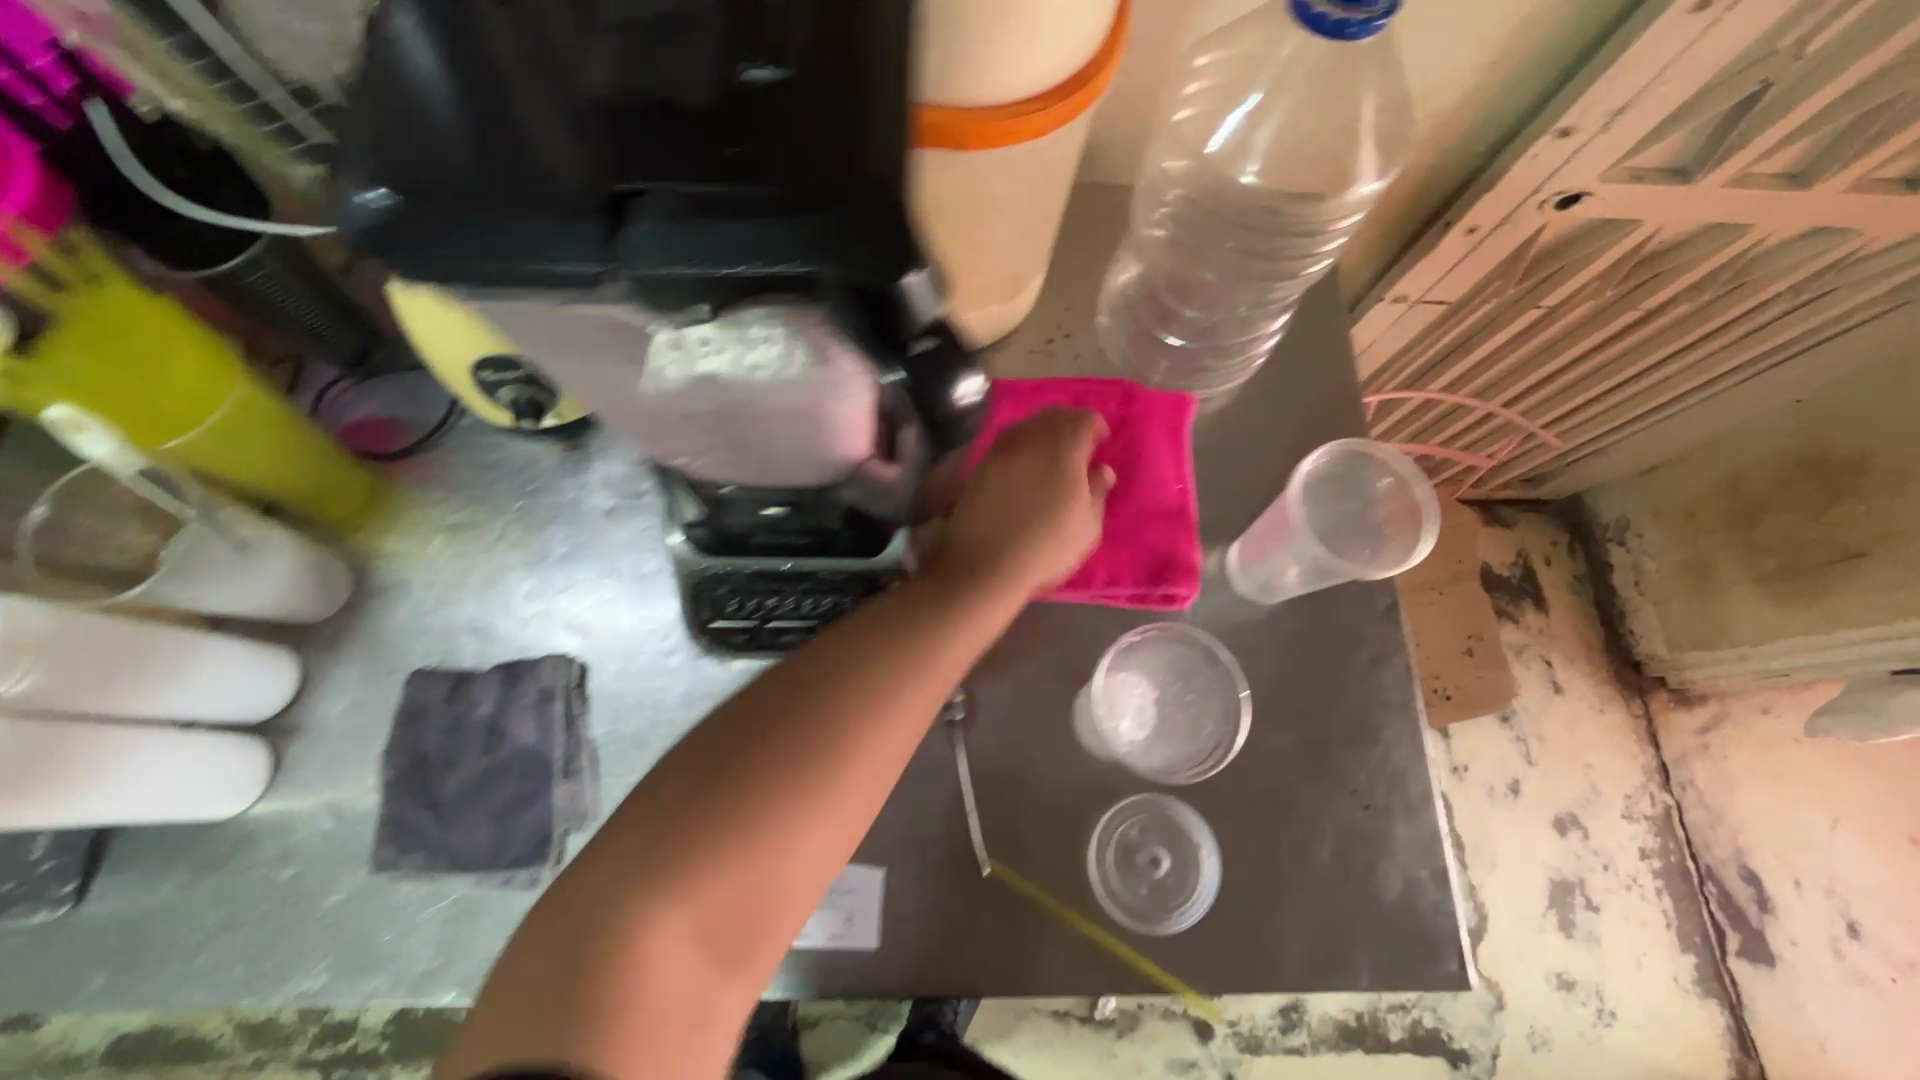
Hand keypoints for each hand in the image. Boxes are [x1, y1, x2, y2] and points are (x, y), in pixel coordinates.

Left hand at [922, 408, 1114, 594]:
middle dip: (1069, 426)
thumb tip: (1101, 469)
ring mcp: (1001, 450)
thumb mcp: (1088, 526)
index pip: (1084, 418)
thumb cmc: (1046, 547)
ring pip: (1026, 426)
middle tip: (1078, 448)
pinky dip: (1020, 448)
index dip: (1096, 427)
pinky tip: (1023, 469)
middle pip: (1053, 416)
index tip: (1101, 445)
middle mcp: (1030, 439)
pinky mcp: (979, 466)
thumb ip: (1097, 491)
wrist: (983, 564)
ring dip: (1042, 434)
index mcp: (1063, 447)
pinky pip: (1006, 444)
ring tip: (1049, 458)